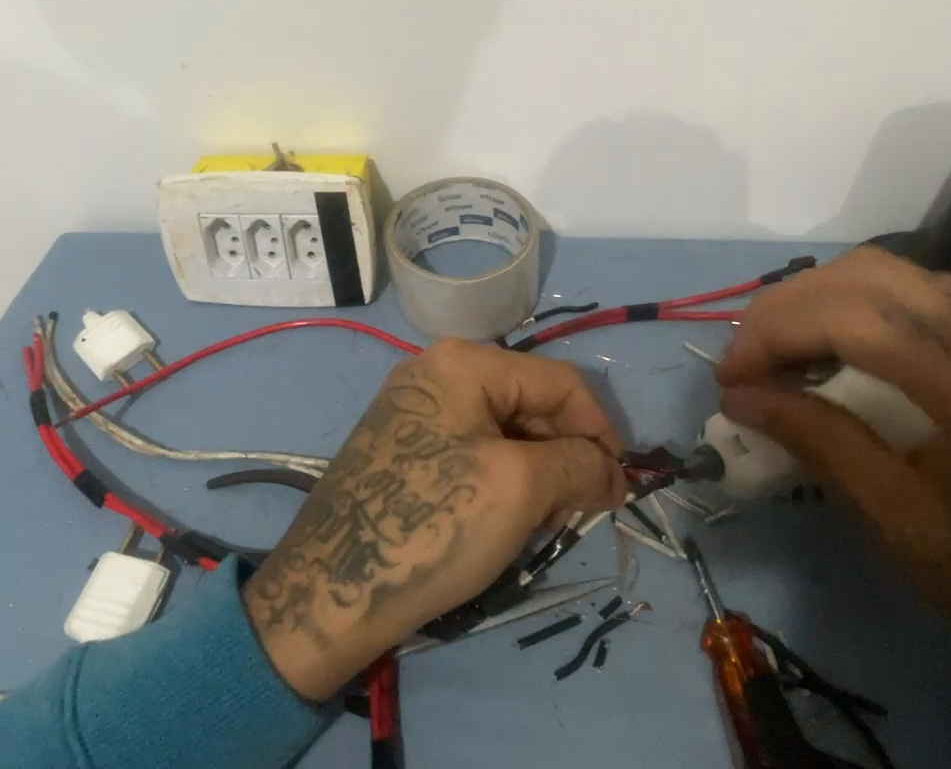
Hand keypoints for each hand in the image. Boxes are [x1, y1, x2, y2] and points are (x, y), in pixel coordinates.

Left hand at [243, 339, 625, 700]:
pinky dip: (503, 482)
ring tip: (541, 525)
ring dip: (537, 474)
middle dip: (565, 457)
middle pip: (530, 404)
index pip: (560, 383)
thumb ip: (580, 465)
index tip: (619, 488)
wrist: (332, 587)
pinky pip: (472, 451)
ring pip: (503, 431)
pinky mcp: (404, 447)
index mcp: (464, 363)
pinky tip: (505, 522)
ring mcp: (414, 410)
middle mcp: (436, 372)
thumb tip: (613, 472)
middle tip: (579, 515)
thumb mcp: (521, 488)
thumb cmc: (434, 523)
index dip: (600, 432)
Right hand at [715, 247, 950, 699]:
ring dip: (827, 297)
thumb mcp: (901, 523)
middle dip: (789, 305)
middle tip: (746, 356)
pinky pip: (935, 298)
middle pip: (872, 276)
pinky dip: (870, 307)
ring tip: (781, 347)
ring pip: (903, 274)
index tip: (729, 376)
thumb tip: (739, 396)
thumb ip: (819, 442)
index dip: (773, 334)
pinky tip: (843, 346)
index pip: (852, 318)